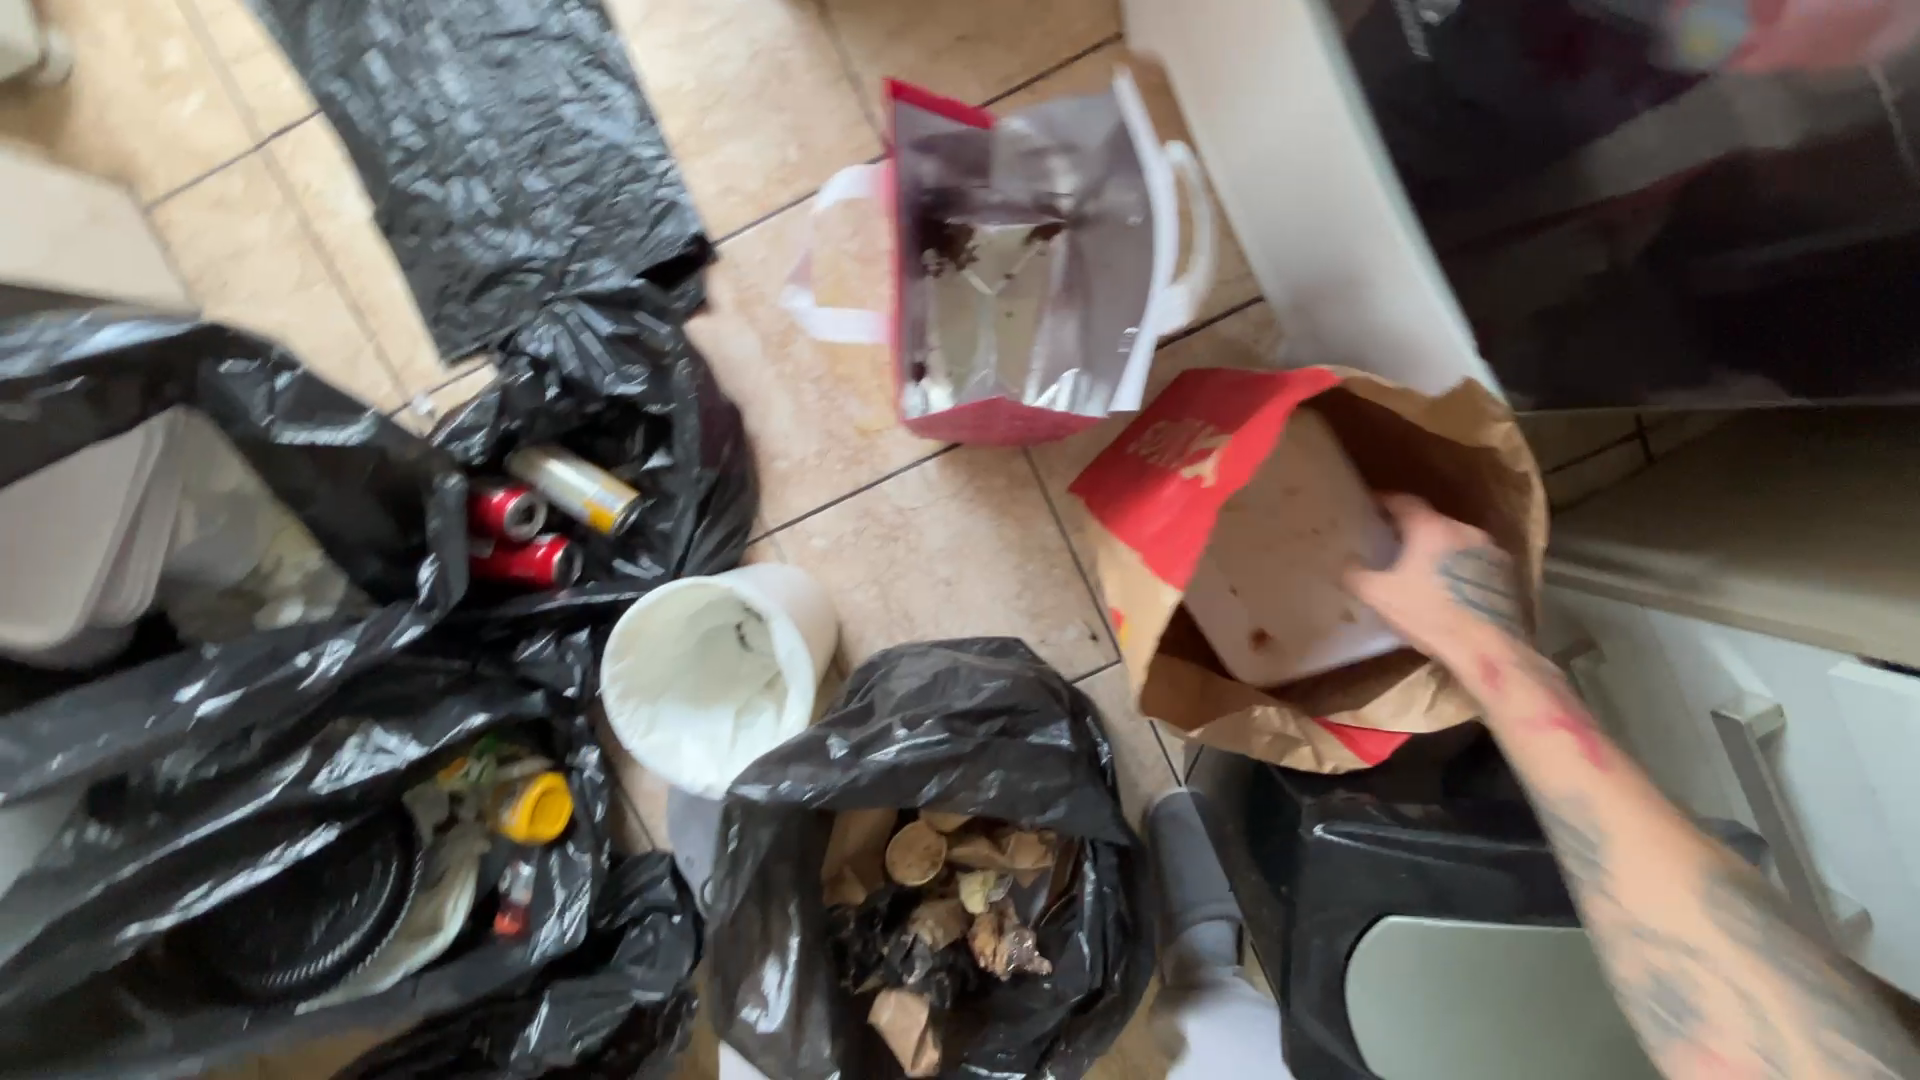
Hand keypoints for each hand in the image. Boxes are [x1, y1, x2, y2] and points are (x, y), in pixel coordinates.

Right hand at [1344, 494, 1528, 664]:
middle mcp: (1464, 531)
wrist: (1486, 649)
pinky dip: (1456, 566)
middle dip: (1411, 529)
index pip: (1405, 501)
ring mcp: (1490, 552)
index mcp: (1431, 528)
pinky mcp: (1506, 575)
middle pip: (1432, 521)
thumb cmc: (1428, 614)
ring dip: (1436, 549)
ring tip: (1418, 565)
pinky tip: (1445, 586)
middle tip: (1391, 540)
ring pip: (1454, 541)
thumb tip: (1345, 563)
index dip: (1385, 501)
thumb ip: (1355, 574)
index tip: (1371, 505)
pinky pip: (1472, 560)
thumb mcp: (1378, 596)